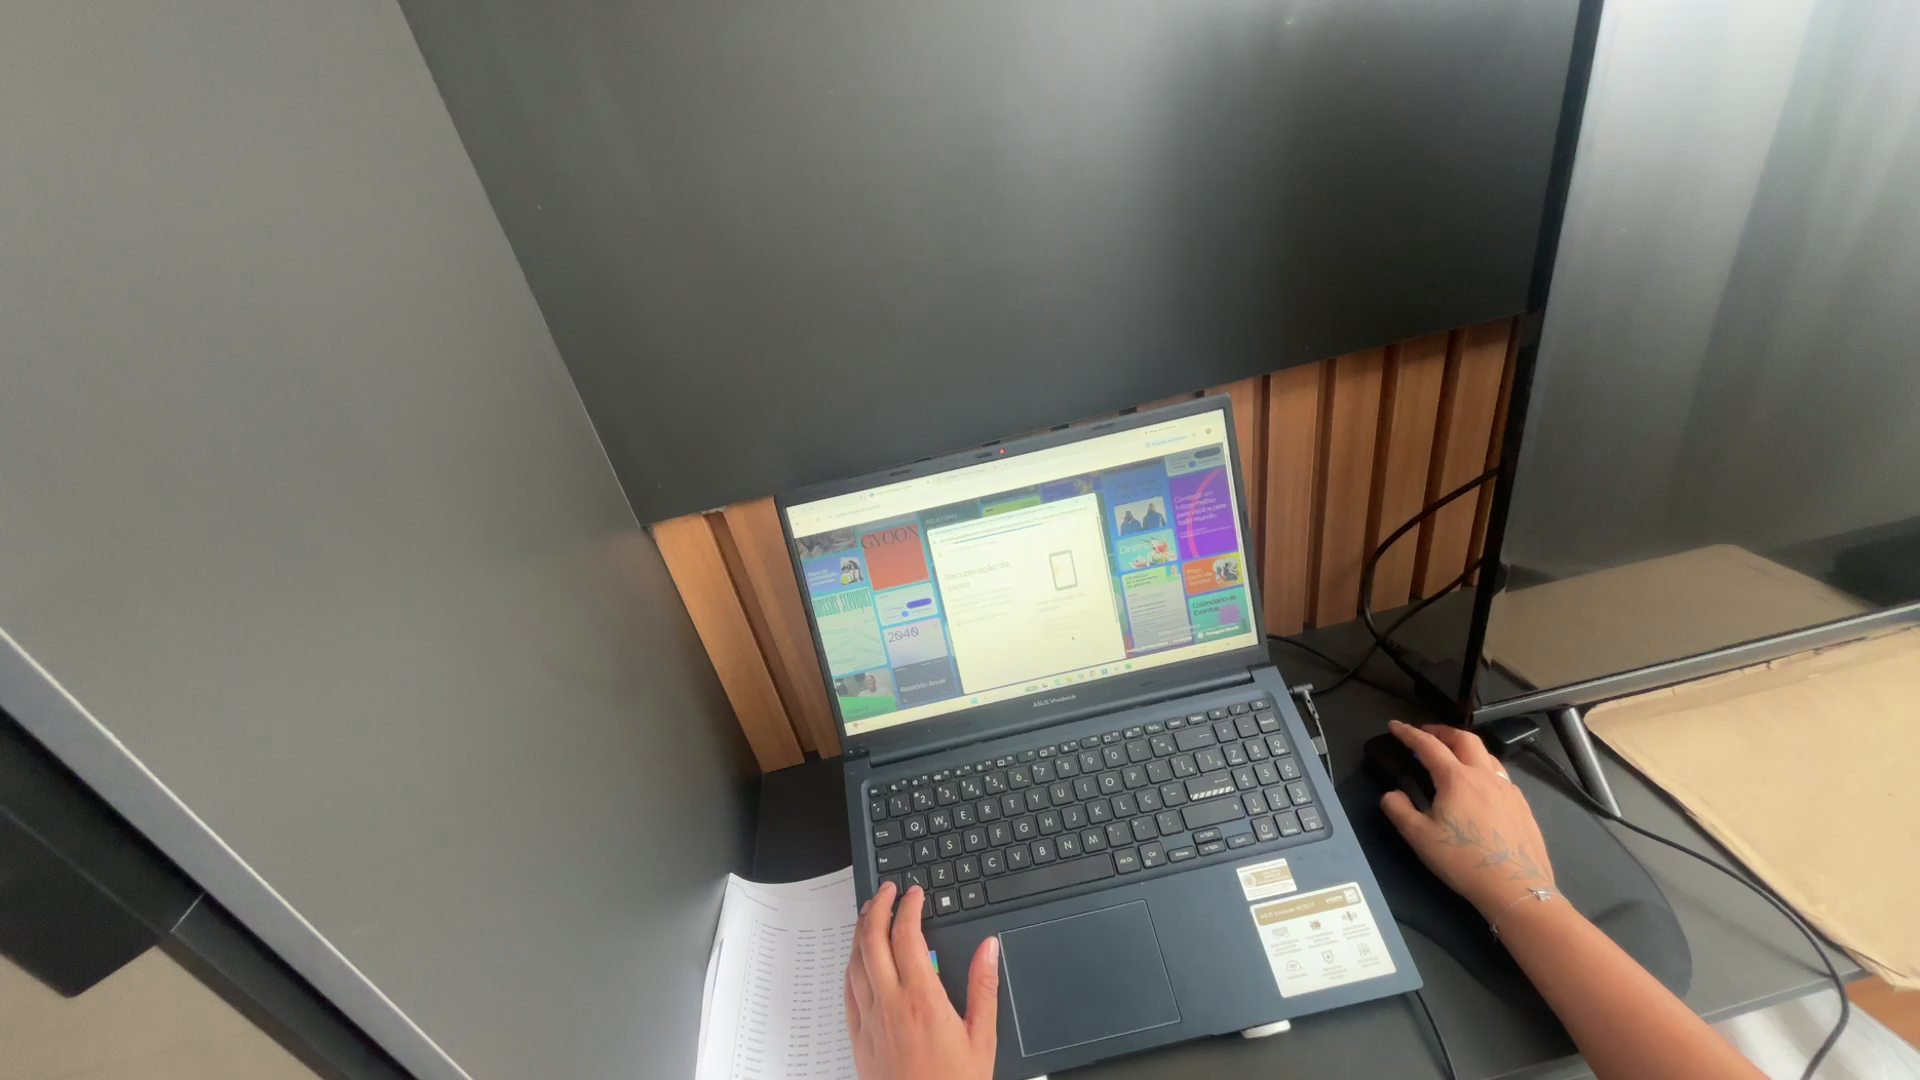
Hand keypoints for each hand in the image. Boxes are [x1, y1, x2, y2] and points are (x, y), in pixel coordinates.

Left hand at [844, 882, 998, 1079]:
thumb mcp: (982, 1039)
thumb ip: (983, 987)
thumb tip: (988, 946)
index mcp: (922, 999)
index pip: (907, 935)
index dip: (908, 907)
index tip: (915, 893)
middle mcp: (890, 1004)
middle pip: (871, 939)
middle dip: (878, 906)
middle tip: (888, 890)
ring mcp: (869, 1021)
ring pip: (854, 961)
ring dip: (860, 929)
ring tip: (871, 911)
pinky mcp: (857, 1038)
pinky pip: (847, 990)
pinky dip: (851, 963)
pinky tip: (858, 956)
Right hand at [1378, 719, 1554, 917]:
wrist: (1517, 890)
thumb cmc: (1463, 861)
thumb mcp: (1418, 836)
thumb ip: (1397, 808)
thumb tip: (1393, 795)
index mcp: (1457, 780)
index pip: (1428, 745)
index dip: (1408, 732)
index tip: (1395, 726)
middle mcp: (1485, 778)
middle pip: (1465, 739)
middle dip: (1442, 731)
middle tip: (1427, 733)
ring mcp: (1509, 792)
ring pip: (1487, 756)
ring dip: (1465, 748)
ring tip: (1453, 757)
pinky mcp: (1523, 808)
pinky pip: (1501, 777)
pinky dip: (1483, 769)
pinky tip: (1478, 787)